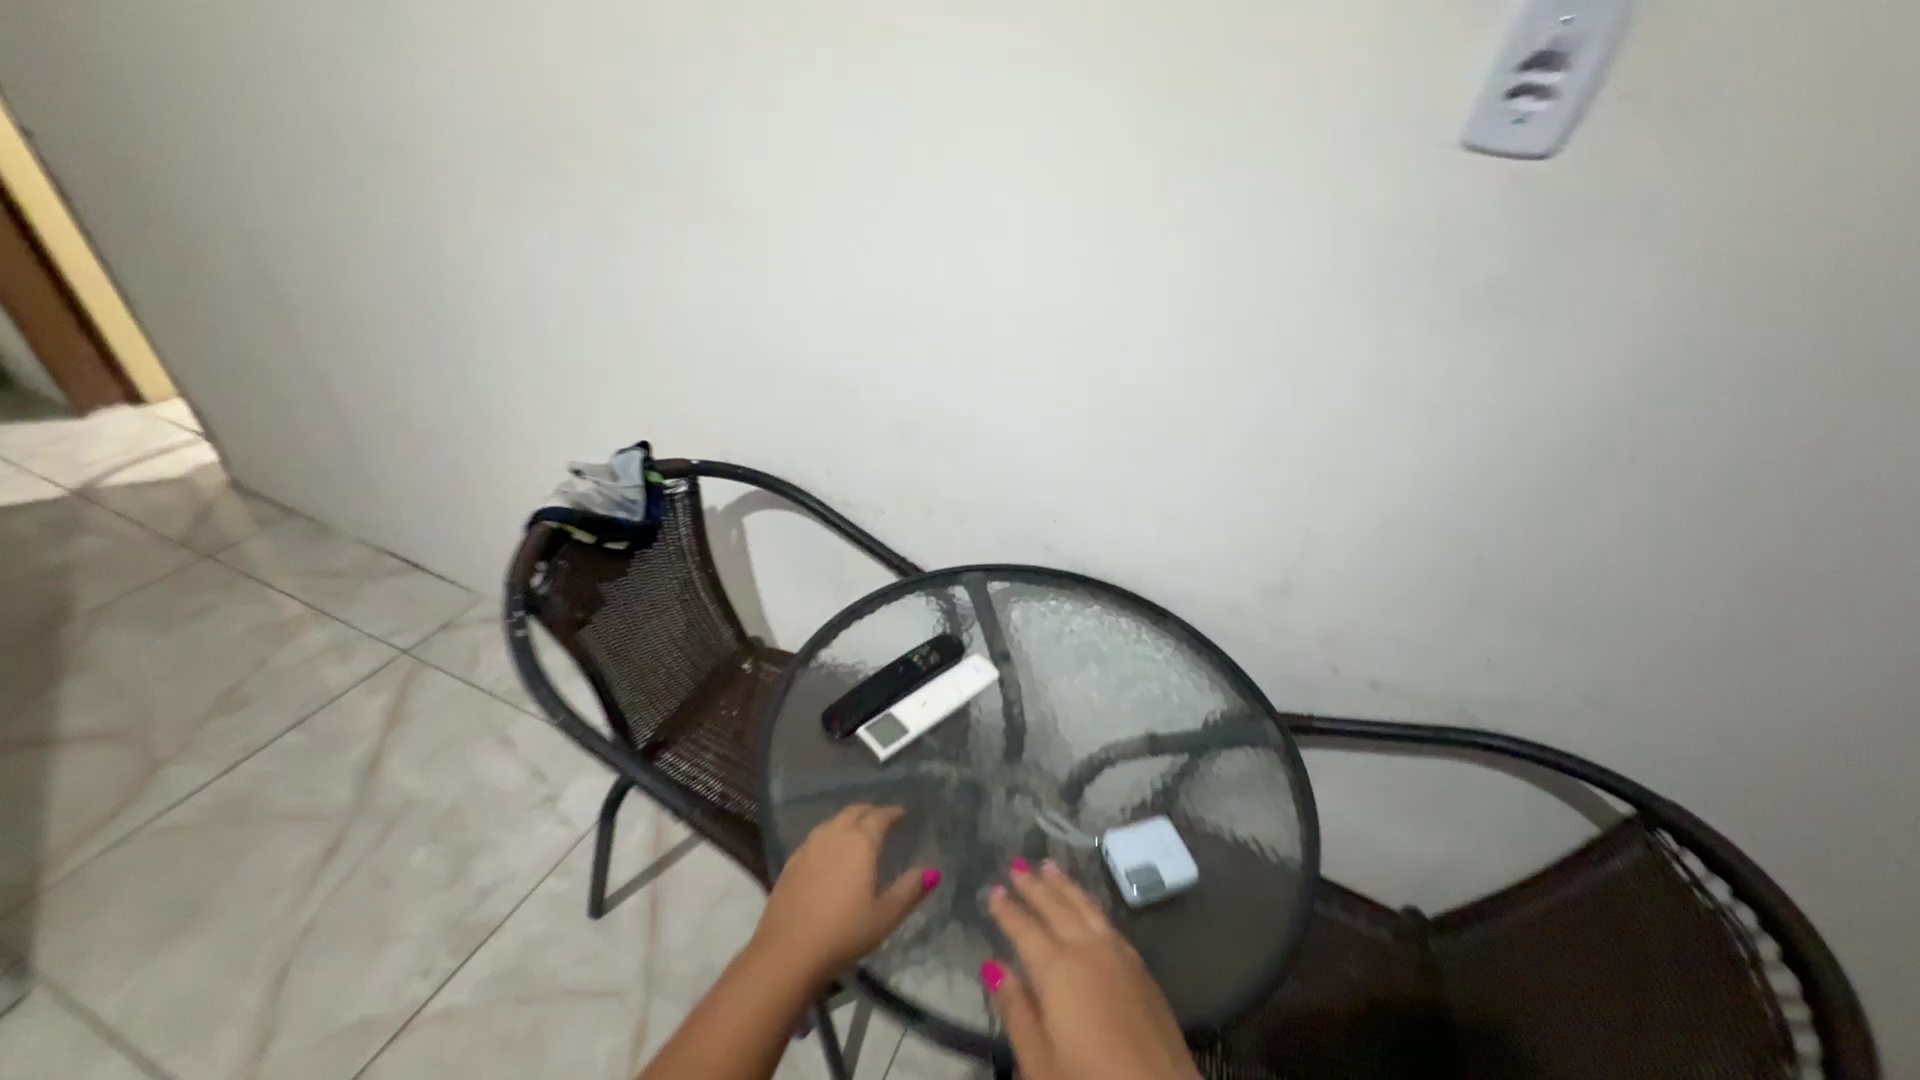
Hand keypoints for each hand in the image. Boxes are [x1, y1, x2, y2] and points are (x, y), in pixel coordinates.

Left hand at [750, 804, 938, 988]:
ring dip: (848, 820)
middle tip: (882, 819)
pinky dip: (829, 835)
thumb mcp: (885, 916)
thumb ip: (910, 890)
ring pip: (832, 822)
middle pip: (853, 812)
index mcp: (860, 843)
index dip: (892, 813)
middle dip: (870, 811)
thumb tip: (932, 871)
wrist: (788, 952)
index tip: (902, 814)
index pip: (879, 817)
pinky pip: (816, 837)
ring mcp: (808, 847)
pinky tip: (830, 852)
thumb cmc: (843, 933)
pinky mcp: (791, 863)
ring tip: (857, 832)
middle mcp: (833, 836)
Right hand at [984, 860, 1199, 1079]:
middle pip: (1057, 909)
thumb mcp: (1039, 1060)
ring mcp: (1120, 957)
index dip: (1007, 909)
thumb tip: (995, 967)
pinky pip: (1109, 923)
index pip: (1025, 930)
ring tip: (1050, 866)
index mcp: (1058, 971)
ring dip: (1066, 887)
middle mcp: (1089, 952)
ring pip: (1087, 909)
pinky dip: (1091, 906)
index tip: (992, 889)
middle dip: (1035, 886)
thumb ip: (1016, 1010)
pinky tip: (1088, 908)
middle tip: (1017, 865)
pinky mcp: (1142, 971)